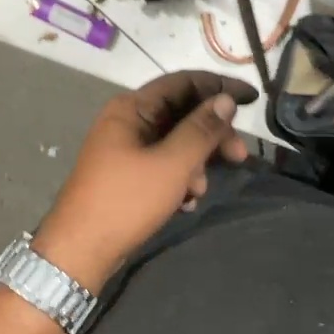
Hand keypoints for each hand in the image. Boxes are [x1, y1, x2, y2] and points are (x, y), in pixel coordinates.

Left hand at [33, 71, 257, 286]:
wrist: (80, 251)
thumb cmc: (126, 201)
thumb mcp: (171, 164)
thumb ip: (201, 130)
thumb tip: (225, 100)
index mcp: (132, 108)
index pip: (184, 82)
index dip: (220, 87)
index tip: (253, 100)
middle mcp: (128, 121)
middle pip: (183, 114)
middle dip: (213, 134)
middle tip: (240, 156)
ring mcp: (126, 149)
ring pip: (176, 142)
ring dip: (198, 162)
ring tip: (200, 191)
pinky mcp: (128, 175)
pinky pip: (164, 165)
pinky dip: (181, 178)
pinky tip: (186, 202)